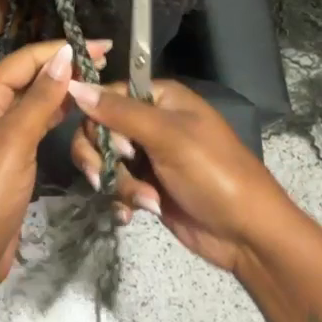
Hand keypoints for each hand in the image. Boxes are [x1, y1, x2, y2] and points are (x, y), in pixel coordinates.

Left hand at [0, 39, 110, 279]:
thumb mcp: (16, 139)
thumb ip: (41, 97)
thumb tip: (64, 54)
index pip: (28, 58)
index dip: (63, 49)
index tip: (102, 45)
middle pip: (33, 75)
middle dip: (67, 66)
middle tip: (107, 61)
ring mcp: (2, 131)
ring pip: (38, 99)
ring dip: (65, 90)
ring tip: (101, 82)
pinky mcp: (13, 154)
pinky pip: (39, 123)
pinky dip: (59, 114)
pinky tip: (81, 112)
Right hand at [67, 78, 290, 274]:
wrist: (248, 235)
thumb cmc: (213, 173)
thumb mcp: (167, 137)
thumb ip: (119, 112)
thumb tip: (73, 85)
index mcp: (159, 98)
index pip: (106, 95)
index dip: (100, 120)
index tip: (114, 146)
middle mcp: (149, 121)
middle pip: (98, 129)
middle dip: (104, 158)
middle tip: (108, 179)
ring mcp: (147, 156)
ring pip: (104, 160)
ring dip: (118, 184)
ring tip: (144, 203)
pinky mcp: (146, 187)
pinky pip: (114, 186)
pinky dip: (120, 200)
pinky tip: (133, 215)